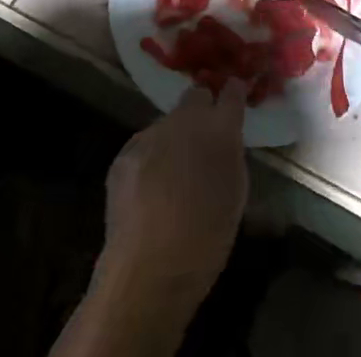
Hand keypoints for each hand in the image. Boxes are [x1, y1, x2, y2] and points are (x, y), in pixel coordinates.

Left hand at [100, 81, 248, 298]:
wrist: (149, 269)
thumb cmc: (207, 238)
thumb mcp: (235, 192)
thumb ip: (230, 155)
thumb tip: (223, 142)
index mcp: (219, 130)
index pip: (231, 93)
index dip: (234, 92)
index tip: (235, 93)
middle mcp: (184, 122)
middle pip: (195, 97)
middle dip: (202, 109)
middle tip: (204, 135)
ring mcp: (150, 135)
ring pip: (167, 123)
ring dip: (174, 137)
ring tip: (173, 171)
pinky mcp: (124, 154)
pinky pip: (145, 145)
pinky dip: (151, 158)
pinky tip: (150, 187)